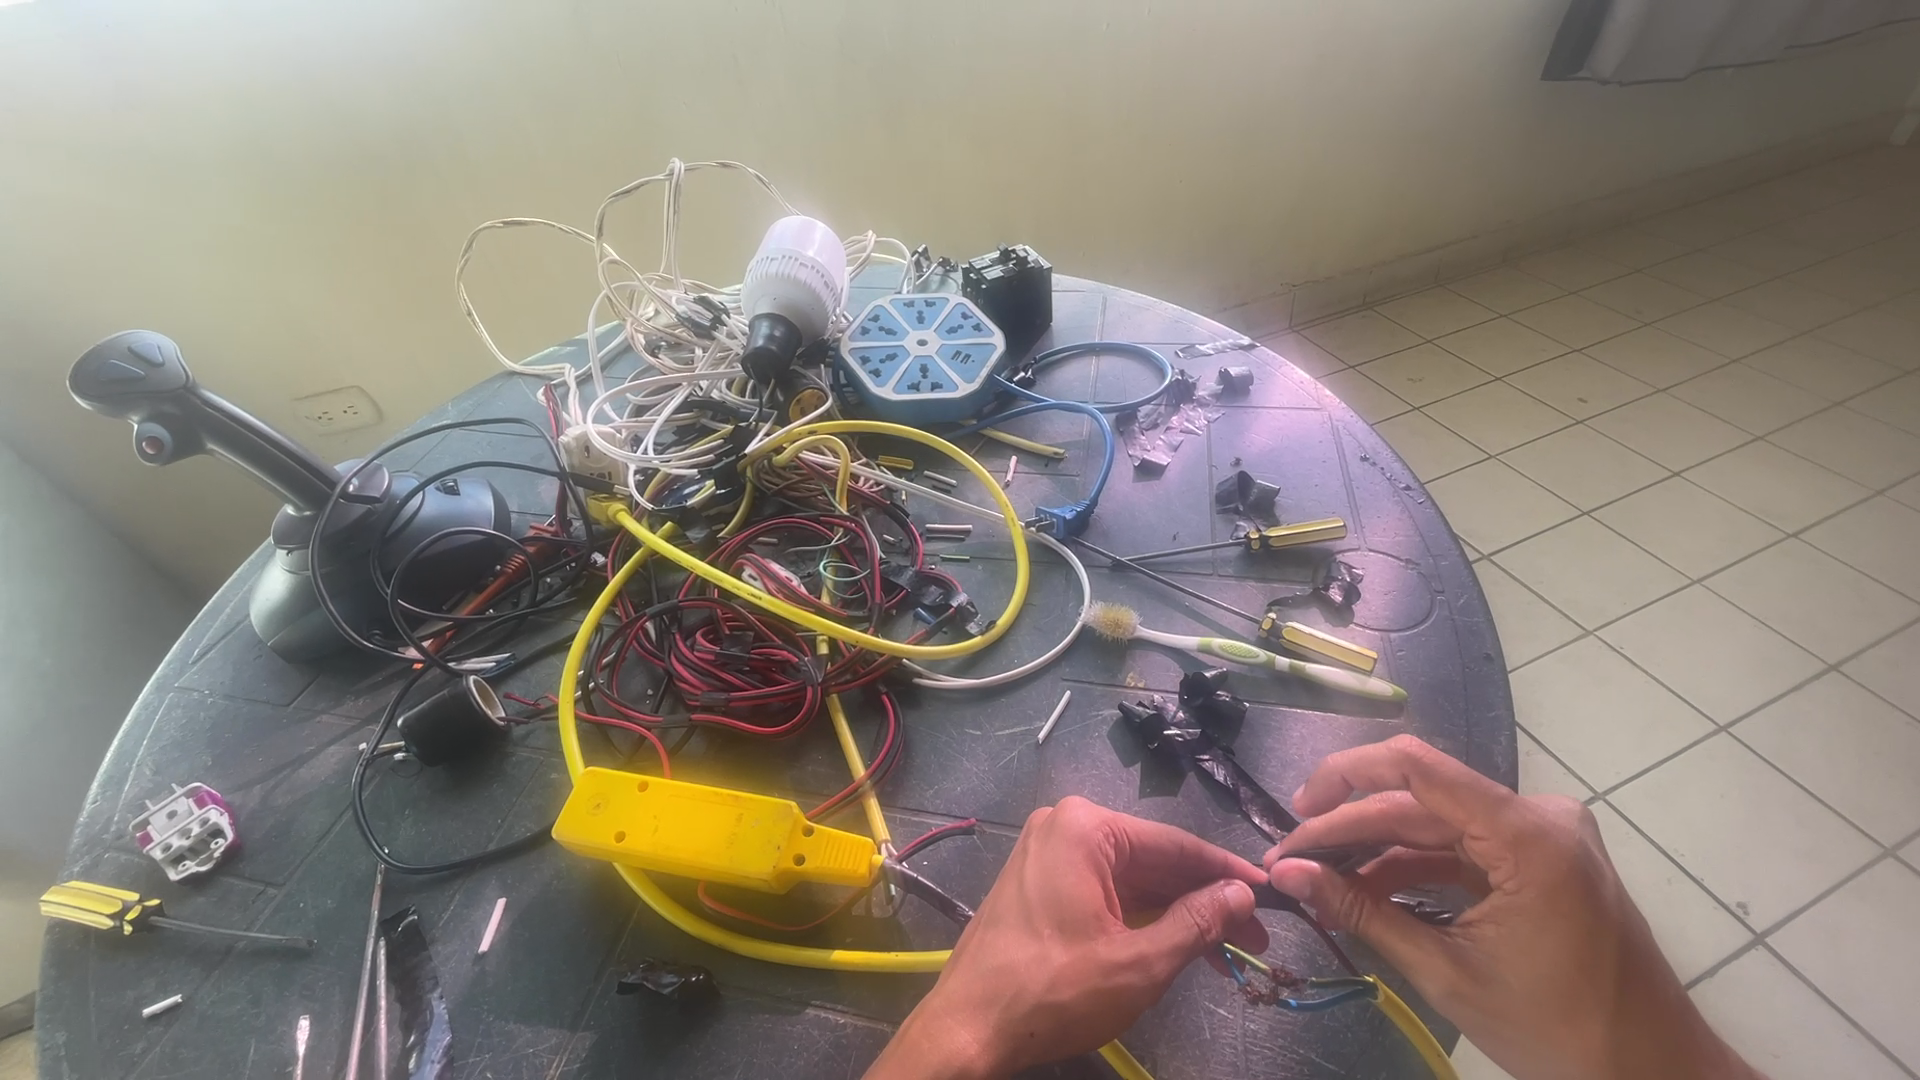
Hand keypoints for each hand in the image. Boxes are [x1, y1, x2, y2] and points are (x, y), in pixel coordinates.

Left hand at [867, 797, 1268, 1078]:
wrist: (970, 1024)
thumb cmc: (1054, 988)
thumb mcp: (1138, 962)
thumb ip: (1195, 922)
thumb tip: (1241, 894)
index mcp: (1085, 827)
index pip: (1173, 844)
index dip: (1226, 871)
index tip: (1272, 892)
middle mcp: (1066, 825)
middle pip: (1152, 860)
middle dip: (1204, 898)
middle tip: (1258, 936)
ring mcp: (1050, 852)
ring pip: (1131, 877)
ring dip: (1176, 911)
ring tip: (1228, 948)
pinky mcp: (1043, 880)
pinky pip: (1105, 889)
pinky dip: (1141, 916)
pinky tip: (1179, 941)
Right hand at [1265, 735, 1759, 1079]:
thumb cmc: (1560, 1033)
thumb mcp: (1446, 972)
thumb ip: (1360, 911)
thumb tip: (1285, 874)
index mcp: (1527, 836)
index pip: (1414, 767)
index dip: (1344, 776)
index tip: (1297, 810)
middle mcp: (1537, 816)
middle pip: (1416, 801)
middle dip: (1348, 829)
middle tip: (1292, 858)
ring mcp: (1542, 834)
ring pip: (1432, 823)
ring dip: (1374, 849)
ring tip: (1318, 877)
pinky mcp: (1539, 856)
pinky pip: (1459, 846)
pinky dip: (1411, 865)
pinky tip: (1365, 888)